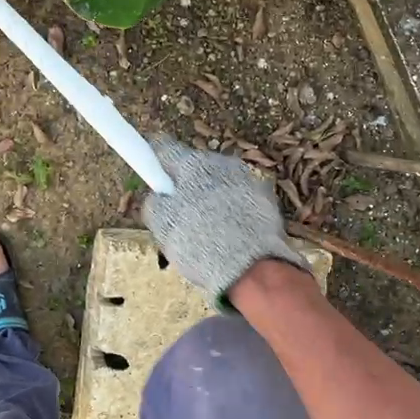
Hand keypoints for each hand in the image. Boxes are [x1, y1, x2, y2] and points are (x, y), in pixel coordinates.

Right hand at [141, 137, 296, 303]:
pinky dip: (233, 209)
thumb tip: (157, 197)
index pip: (164, 148)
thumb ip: (153, 203)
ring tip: (209, 230)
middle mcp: (221, 162)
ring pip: (218, 182)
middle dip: (186, 184)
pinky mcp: (266, 198)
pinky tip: (231, 234)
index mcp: (191, 164)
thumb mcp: (161, 227)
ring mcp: (247, 178)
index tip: (153, 178)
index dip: (155, 163)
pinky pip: (240, 197)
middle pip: (194, 167)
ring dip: (211, 196)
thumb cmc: (200, 244)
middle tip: (180, 216)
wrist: (253, 270)